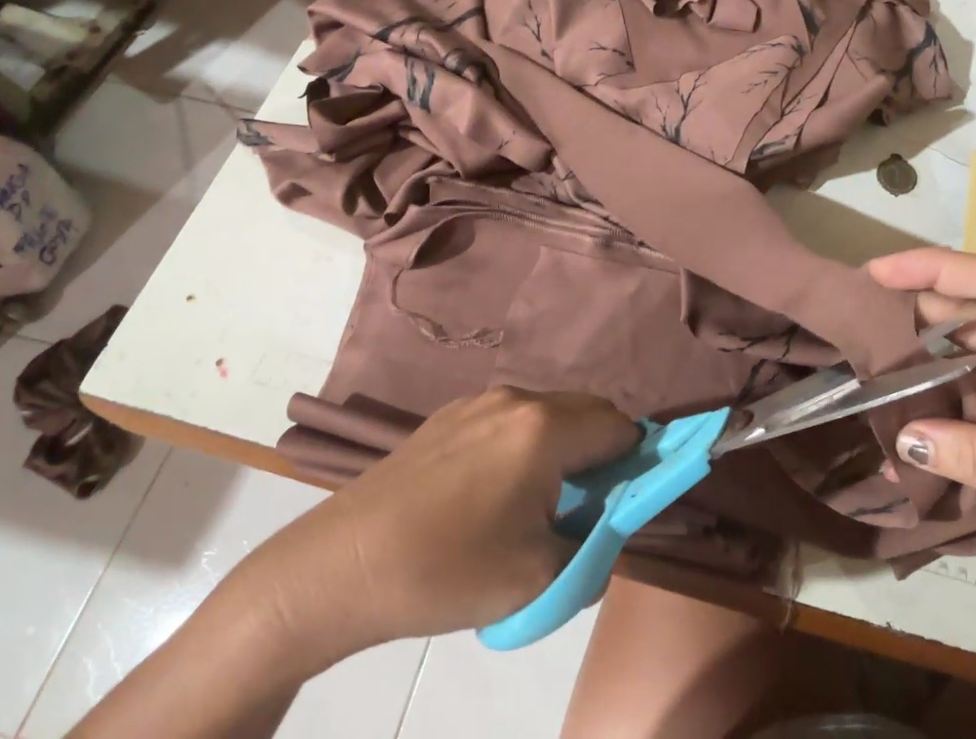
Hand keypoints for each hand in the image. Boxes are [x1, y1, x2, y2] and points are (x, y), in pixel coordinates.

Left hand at [231, 387, 639, 670]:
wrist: (338, 568)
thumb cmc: (447, 571)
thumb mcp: (539, 574)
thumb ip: (594, 546)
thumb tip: (608, 530)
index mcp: (545, 430)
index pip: (623, 429)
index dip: (637, 464)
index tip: (626, 502)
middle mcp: (516, 401)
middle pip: (588, 412)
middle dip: (604, 452)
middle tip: (589, 507)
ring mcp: (475, 403)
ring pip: (549, 414)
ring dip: (565, 447)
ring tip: (540, 503)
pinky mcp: (444, 419)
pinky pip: (510, 420)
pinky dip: (527, 445)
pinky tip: (495, 494)